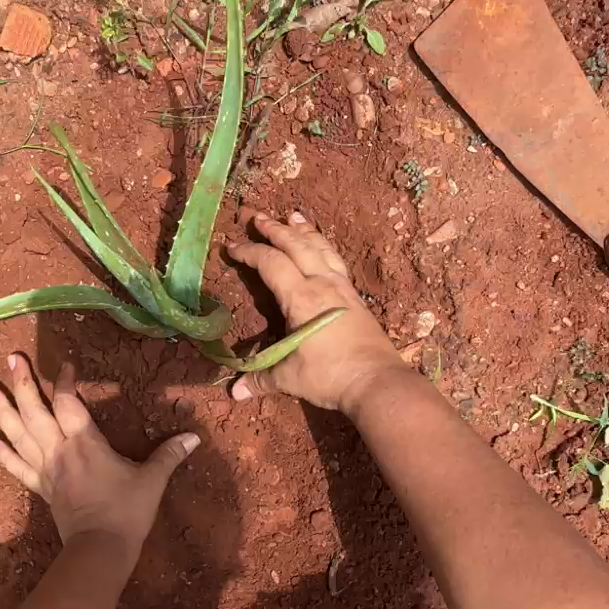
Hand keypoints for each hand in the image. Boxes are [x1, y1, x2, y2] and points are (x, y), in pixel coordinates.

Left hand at [0, 354, 199, 552]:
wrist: (100, 549)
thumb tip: (194, 437)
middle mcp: (60, 451)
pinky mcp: (41, 489)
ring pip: (20, 434)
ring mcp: (46, 470)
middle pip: (36, 411)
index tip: (64, 365)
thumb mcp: (152, 481)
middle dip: (23, 384)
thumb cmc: (127, 512)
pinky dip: (2, 453)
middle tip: (11, 358)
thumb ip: (169, 455)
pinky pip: (17, 467)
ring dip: (2, 410)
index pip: (68, 403)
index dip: (64, 381)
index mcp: (85, 443)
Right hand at [225, 211, 411, 414]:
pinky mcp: (355, 297)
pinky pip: (335, 260)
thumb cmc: (329, 376)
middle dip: (275, 230)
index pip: (271, 263)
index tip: (231, 246)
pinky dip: (323, 246)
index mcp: (301, 298)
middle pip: (297, 245)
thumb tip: (234, 393)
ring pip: (320, 248)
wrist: (377, 381)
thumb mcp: (288, 378)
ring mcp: (342, 288)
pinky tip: (321, 247)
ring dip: (303, 231)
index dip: (249, 252)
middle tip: (258, 217)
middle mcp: (322, 285)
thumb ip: (260, 379)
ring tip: (292, 216)